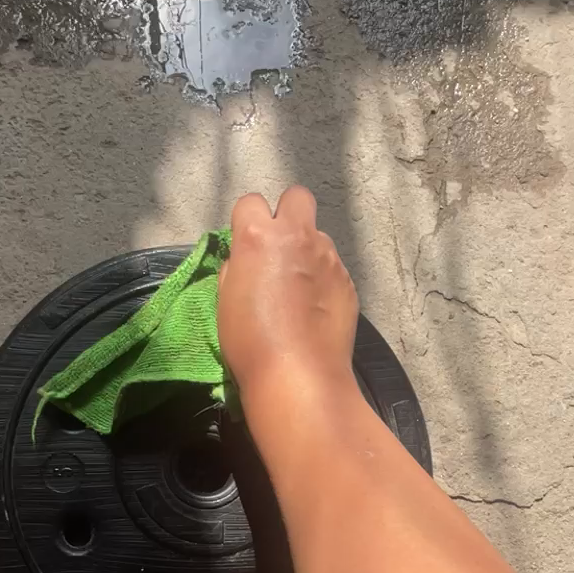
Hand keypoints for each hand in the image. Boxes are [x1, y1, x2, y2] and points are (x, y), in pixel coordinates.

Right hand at [218, 186, 360, 411]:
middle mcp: (297, 236)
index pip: (250, 202)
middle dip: (287, 214)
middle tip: (279, 249)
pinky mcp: (348, 281)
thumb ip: (236, 268)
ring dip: (307, 252)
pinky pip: (333, 268)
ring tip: (298, 291)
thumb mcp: (225, 300)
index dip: (246, 221)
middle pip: (297, 197)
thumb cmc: (249, 342)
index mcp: (258, 236)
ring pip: (318, 236)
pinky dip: (323, 281)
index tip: (245, 246)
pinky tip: (316, 311)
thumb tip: (245, 261)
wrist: (298, 374)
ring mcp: (328, 257)